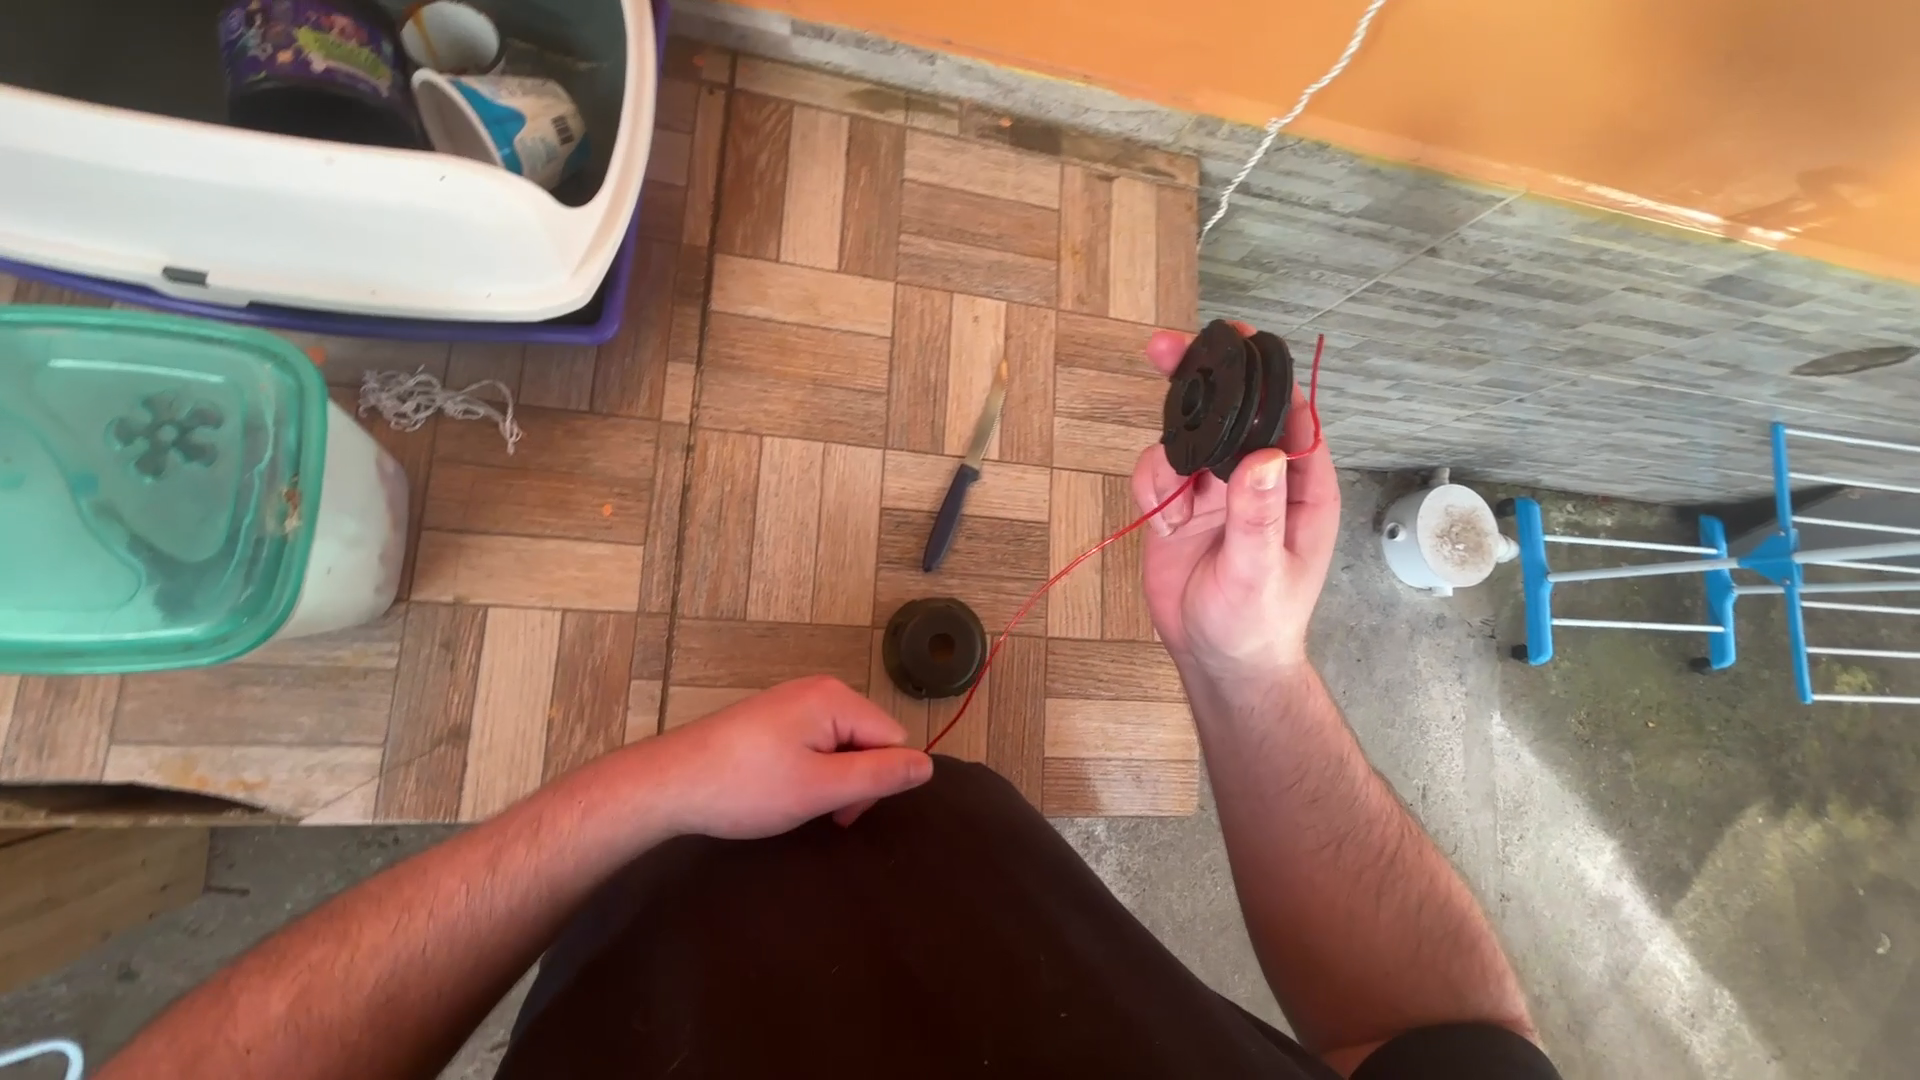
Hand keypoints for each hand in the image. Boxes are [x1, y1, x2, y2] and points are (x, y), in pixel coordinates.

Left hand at [647, 676, 933, 838]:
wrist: (669, 782)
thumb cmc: (746, 787)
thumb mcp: (820, 788)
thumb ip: (878, 775)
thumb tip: (928, 766)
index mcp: (836, 698)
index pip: (892, 739)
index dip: (876, 781)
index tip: (839, 811)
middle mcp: (820, 689)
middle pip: (869, 738)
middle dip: (853, 779)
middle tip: (817, 812)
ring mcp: (795, 700)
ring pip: (842, 743)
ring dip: (830, 777)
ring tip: (795, 801)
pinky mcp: (775, 716)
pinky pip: (816, 740)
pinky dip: (809, 768)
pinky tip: (781, 786)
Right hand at [1130, 327, 1339, 685]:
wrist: (1216, 658)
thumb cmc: (1256, 622)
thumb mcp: (1262, 571)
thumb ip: (1259, 514)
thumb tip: (1263, 455)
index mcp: (1300, 486)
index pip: (1287, 414)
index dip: (1261, 375)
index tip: (1232, 343)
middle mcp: (1257, 478)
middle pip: (1228, 413)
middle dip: (1196, 385)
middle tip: (1161, 349)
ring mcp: (1214, 490)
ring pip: (1183, 440)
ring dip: (1166, 460)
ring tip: (1171, 511)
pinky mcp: (1177, 505)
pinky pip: (1155, 473)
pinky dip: (1149, 490)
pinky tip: (1161, 523)